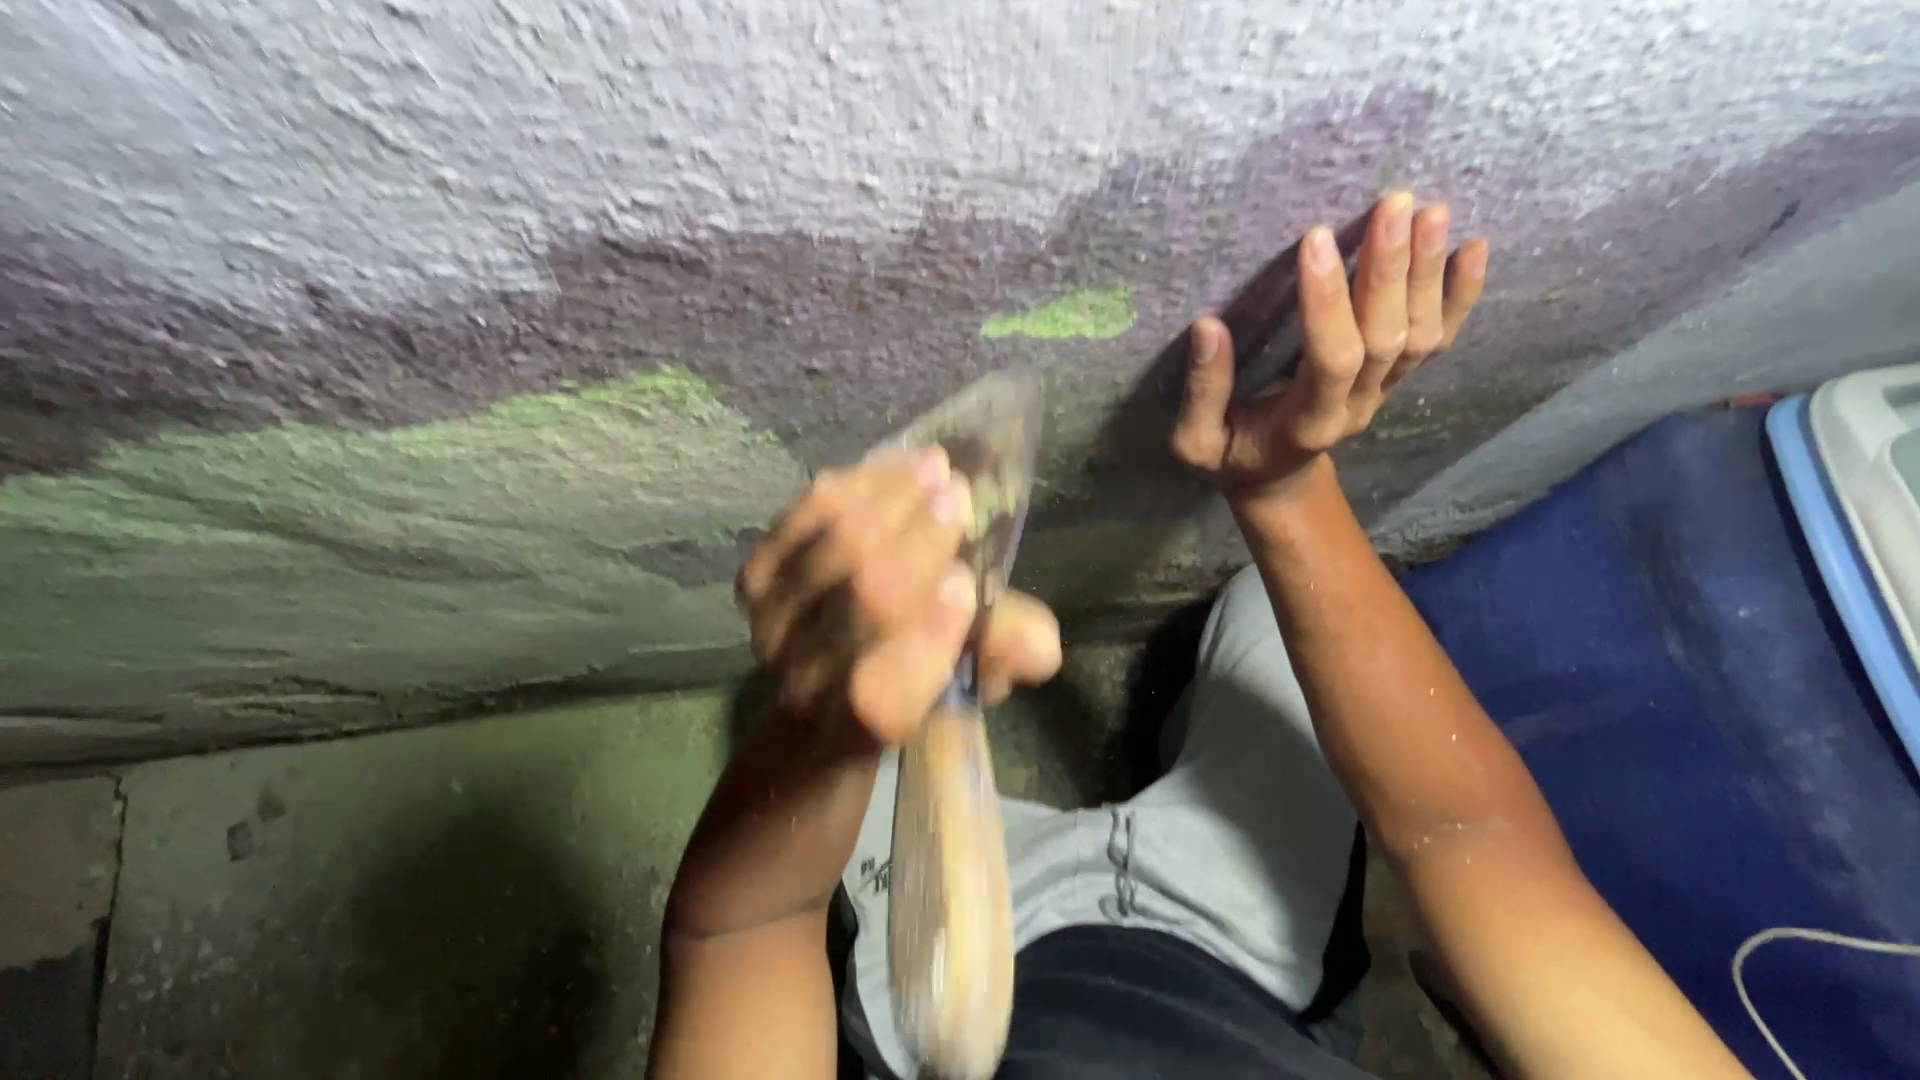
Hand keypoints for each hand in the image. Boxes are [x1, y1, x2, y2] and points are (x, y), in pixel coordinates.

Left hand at [735, 448, 1062, 745]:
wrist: (826, 676)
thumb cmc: (913, 671)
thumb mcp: (972, 675)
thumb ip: (1004, 655)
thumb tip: (1040, 642)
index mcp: (869, 724)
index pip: (890, 693)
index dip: (929, 636)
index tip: (965, 583)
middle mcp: (811, 685)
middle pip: (861, 603)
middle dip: (915, 541)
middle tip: (956, 493)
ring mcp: (773, 629)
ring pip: (829, 550)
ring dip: (884, 500)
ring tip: (931, 466)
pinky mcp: (755, 582)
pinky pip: (797, 522)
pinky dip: (847, 489)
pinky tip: (887, 469)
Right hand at [1170, 192, 1488, 504]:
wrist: (1277, 482)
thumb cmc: (1230, 458)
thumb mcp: (1196, 443)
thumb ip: (1202, 393)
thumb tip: (1208, 327)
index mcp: (1307, 423)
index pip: (1331, 359)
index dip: (1327, 302)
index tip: (1314, 240)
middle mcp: (1356, 407)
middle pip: (1387, 338)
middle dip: (1389, 270)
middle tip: (1392, 206)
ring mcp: (1381, 392)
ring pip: (1421, 335)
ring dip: (1427, 272)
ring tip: (1430, 211)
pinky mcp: (1393, 379)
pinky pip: (1439, 339)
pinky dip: (1461, 295)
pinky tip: (1475, 247)